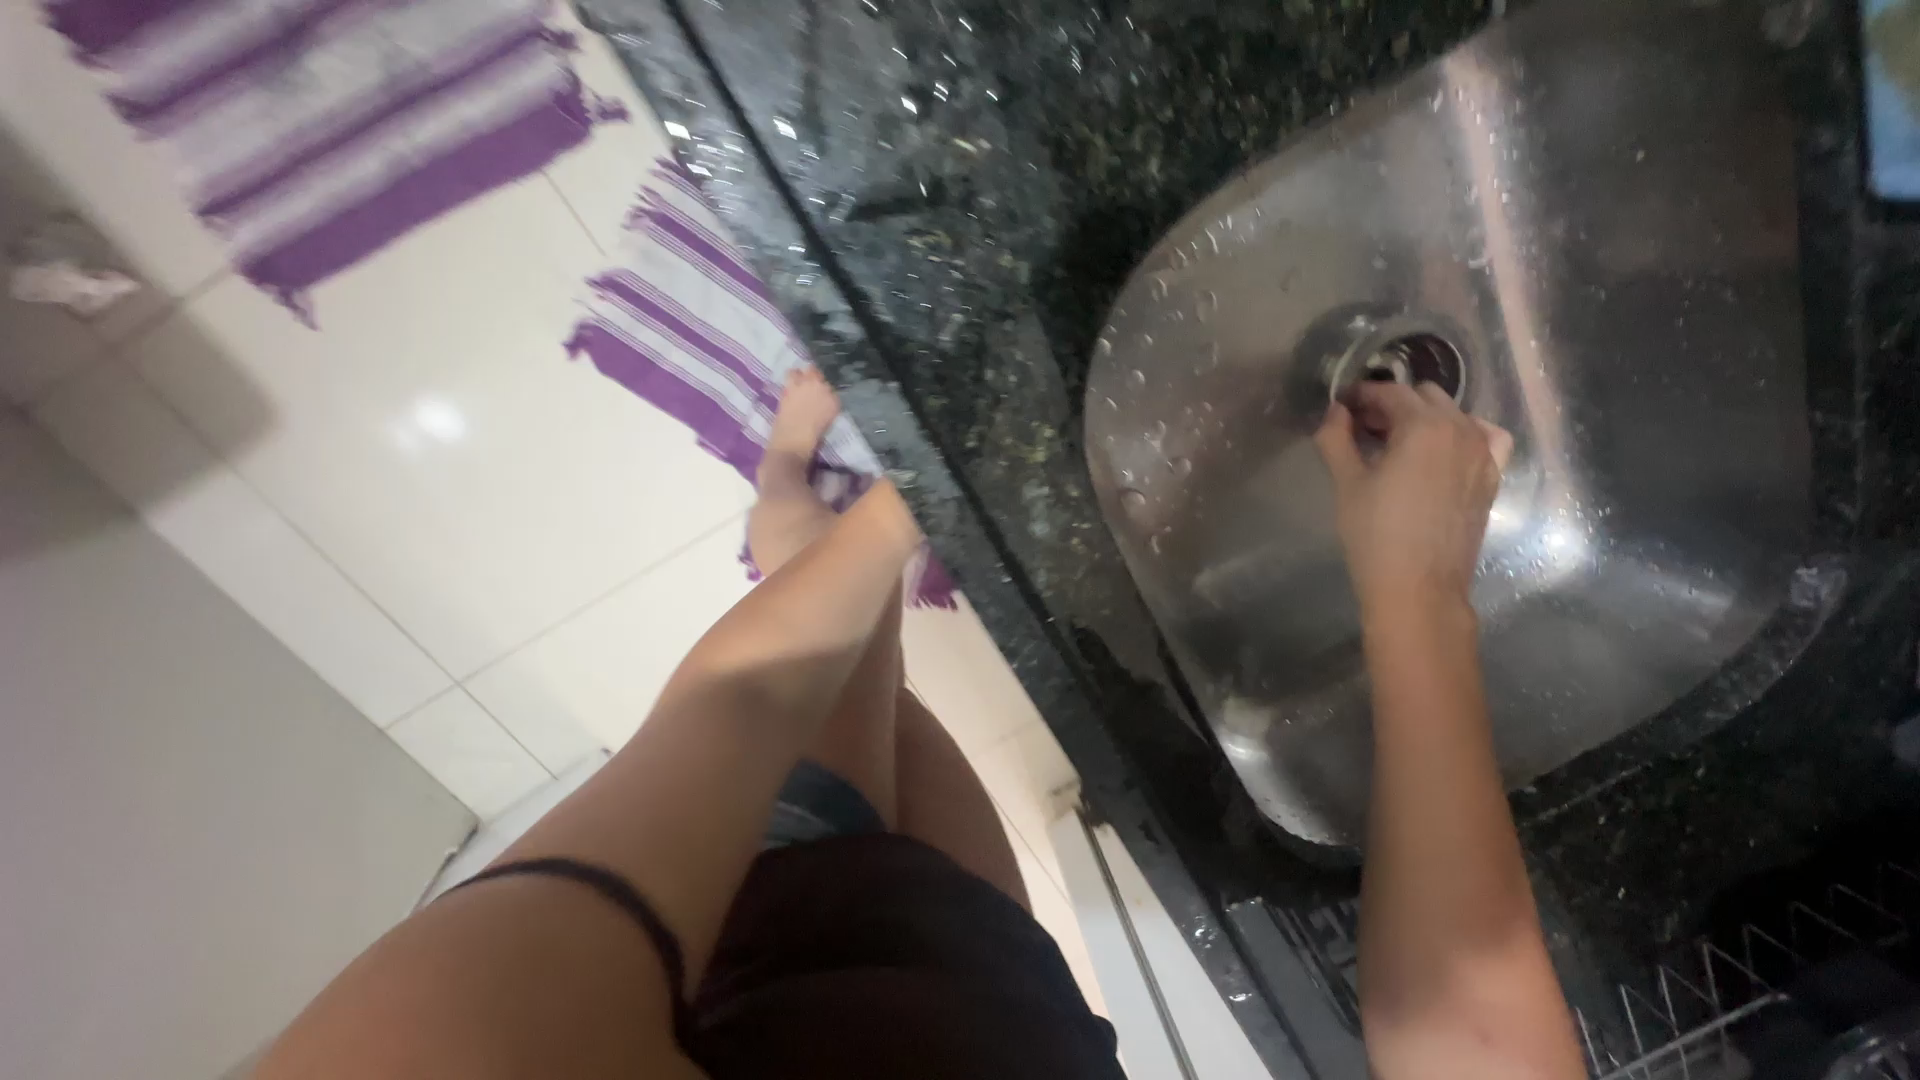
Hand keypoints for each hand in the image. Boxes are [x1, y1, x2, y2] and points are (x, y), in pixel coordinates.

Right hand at [1312, 382, 1512, 617]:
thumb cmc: (1375, 535)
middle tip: (1362, 429)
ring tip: (1396, 445)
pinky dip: (1461, 435)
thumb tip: (1335, 412)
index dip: (1361, 396)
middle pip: (1424, 398)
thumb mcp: (1347, 483)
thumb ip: (1337, 438)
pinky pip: (1483, 438)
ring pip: (1453, 415)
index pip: (1390, 393)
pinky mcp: (1492, 477)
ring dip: (1423, 419)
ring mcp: (1484, 453)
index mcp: (1424, 426)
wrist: (1418, 587)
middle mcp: (1461, 430)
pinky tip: (1440, 454)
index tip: (1341, 407)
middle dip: (1392, 405)